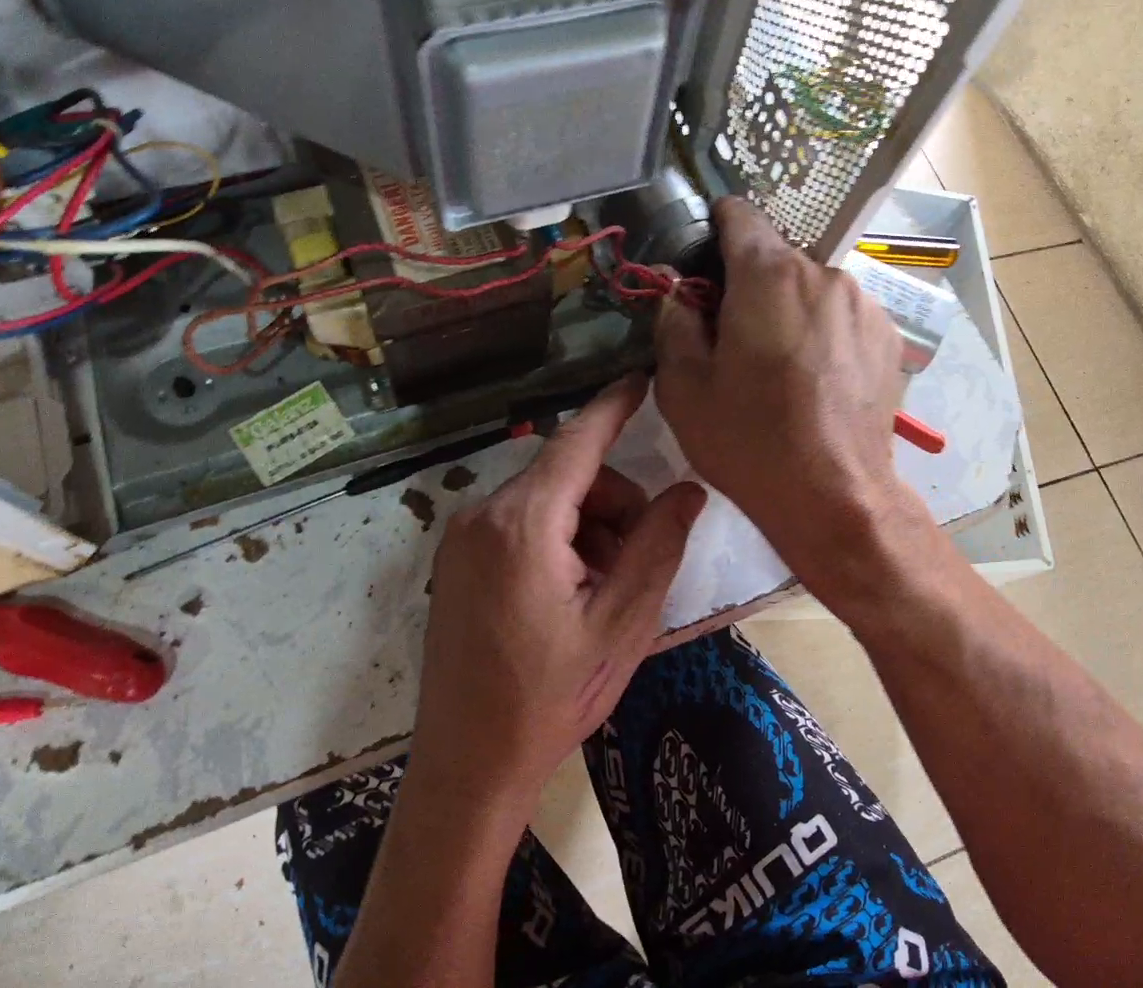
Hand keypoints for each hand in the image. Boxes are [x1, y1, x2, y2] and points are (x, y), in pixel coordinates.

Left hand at [413, 375, 706, 806]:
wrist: (469, 764)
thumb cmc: (551, 698)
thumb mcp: (622, 624)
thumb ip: (657, 547)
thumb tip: (687, 489)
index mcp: (522, 525)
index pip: (576, 443)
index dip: (614, 408)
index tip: (643, 379)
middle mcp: (481, 517)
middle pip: (565, 478)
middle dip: (614, 503)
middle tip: (642, 560)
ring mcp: (460, 541)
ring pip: (543, 504)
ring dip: (587, 528)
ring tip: (606, 591)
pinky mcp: (454, 565)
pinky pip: (517, 528)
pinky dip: (555, 542)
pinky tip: (571, 595)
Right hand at [655, 196, 932, 597]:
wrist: (834, 498)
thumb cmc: (749, 442)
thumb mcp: (683, 388)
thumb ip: (674, 323)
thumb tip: (682, 296)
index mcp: (769, 275)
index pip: (738, 214)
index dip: (713, 231)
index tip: (702, 265)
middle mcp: (824, 273)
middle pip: (775, 259)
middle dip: (748, 286)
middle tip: (732, 340)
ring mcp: (864, 304)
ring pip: (810, 290)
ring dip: (788, 311)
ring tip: (778, 370)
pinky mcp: (889, 337)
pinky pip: (841, 318)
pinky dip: (822, 335)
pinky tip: (814, 384)